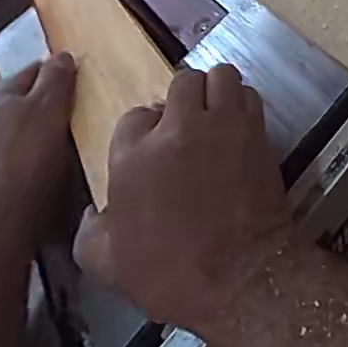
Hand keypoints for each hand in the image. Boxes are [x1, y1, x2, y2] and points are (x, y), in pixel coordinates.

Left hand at [0, 52, 77, 251]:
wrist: (5, 214)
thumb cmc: (31, 154)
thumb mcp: (51, 107)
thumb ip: (56, 78)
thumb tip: (61, 55)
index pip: (32, 69)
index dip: (56, 67)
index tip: (81, 72)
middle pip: (22, 95)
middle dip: (47, 93)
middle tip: (80, 98)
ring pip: (19, 121)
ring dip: (41, 119)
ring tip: (70, 125)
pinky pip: (18, 144)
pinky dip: (34, 141)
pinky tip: (51, 151)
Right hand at [74, 64, 290, 326]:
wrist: (239, 271)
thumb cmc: (168, 271)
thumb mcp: (105, 262)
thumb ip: (91, 227)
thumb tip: (95, 210)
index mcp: (134, 156)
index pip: (135, 116)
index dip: (143, 127)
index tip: (151, 143)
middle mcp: (179, 129)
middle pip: (182, 81)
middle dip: (183, 95)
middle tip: (187, 117)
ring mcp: (222, 124)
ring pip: (220, 75)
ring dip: (216, 87)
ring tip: (215, 108)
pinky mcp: (256, 129)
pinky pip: (248, 95)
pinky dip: (242, 100)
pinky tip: (238, 119)